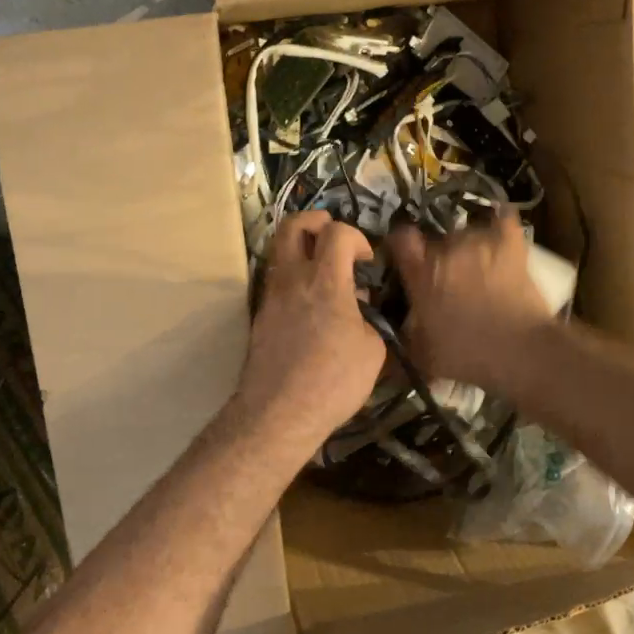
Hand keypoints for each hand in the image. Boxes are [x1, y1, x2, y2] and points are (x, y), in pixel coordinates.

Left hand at [233, 211, 385, 446]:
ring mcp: (271, 296)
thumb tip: (356, 306)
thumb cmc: (333, 381)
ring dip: (301, 249)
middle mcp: (292, 279)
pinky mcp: (260, 316)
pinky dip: (294, 279)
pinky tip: (312, 305)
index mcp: (325, 281)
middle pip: (292, 225)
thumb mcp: (372, 351)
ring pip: (279, 251)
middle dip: (315, 221)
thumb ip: (368, 319)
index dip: (356, 236)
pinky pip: (277, 281)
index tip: (366, 259)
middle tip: (332, 235)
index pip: (337, 233)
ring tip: (324, 272)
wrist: (279, 412)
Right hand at [387, 207, 551, 393]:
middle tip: (448, 279)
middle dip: (439, 255)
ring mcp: (478, 240)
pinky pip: (503, 217)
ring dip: (469, 247)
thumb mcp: (423, 353)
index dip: (402, 245)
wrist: (519, 351)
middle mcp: (445, 248)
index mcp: (420, 272)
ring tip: (480, 267)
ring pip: (467, 232)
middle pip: (436, 238)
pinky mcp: (510, 241)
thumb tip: (401, 329)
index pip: (400, 238)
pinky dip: (500, 221)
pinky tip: (501, 228)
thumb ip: (407, 333)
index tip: (407, 257)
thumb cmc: (466, 355)